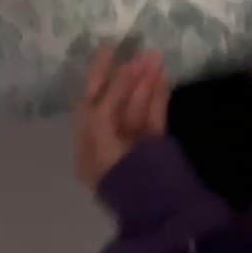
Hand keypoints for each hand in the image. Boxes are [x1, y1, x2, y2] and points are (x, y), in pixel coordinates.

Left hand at [75, 47, 169, 192]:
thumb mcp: (101, 133)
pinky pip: (154, 115)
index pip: (91, 99)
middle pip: (117, 99)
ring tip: (158, 57)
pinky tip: (164, 76)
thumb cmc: (116, 169)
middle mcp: (108, 141)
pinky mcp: (154, 146)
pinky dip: (159, 95)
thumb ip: (109, 100)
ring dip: (147, 80)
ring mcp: (133, 144)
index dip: (99, 71)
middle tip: (144, 51)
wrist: (153, 205)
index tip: (110, 47)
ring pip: (137, 104)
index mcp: (88, 142)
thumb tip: (125, 71)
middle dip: (129, 74)